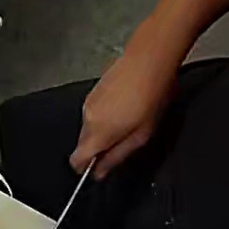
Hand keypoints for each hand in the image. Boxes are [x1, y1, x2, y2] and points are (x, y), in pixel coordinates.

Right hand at [70, 32, 185, 178]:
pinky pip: (93, 113)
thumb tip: (100, 172)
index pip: (76, 161)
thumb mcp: (141, 134)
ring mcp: (88, 105)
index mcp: (97, 135)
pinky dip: (104, 115)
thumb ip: (116, 157)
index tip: (98, 167)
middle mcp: (86, 121)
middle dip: (98, 147)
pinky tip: (124, 104)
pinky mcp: (93, 92)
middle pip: (83, 145)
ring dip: (103, 130)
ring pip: (88, 129)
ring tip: (128, 117)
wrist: (151, 56)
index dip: (85, 168)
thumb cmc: (152, 93)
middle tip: (123, 139)